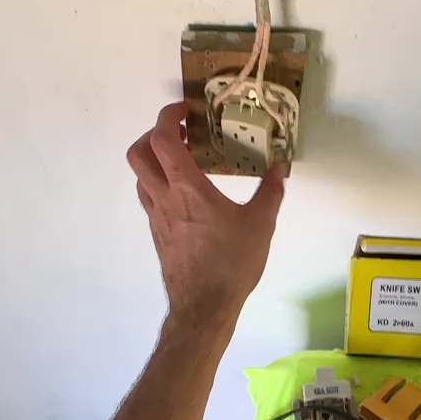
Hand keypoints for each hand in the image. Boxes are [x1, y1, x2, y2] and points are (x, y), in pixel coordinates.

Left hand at [127, 102, 285, 325]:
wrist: (203, 307)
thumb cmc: (230, 264)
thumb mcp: (260, 224)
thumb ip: (271, 191)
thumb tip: (282, 166)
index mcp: (186, 188)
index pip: (162, 139)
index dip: (168, 116)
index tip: (186, 111)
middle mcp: (164, 198)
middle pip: (138, 153)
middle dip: (154, 134)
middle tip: (179, 134)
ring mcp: (156, 218)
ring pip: (140, 177)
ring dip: (154, 160)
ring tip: (182, 160)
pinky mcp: (158, 235)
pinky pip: (149, 199)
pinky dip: (160, 184)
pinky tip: (185, 194)